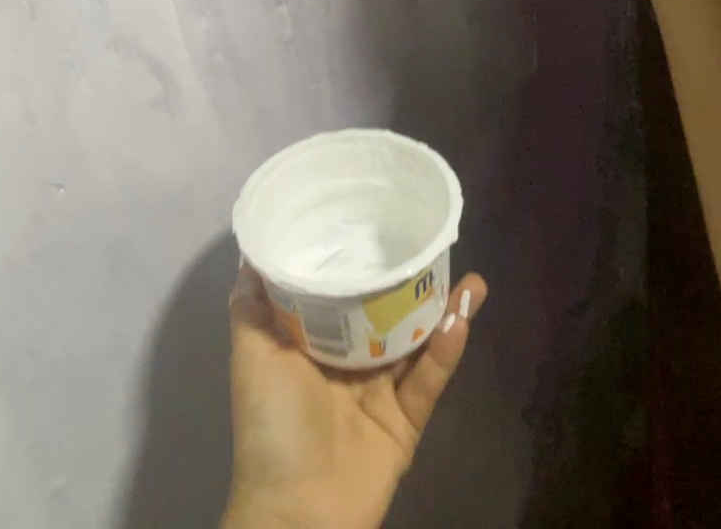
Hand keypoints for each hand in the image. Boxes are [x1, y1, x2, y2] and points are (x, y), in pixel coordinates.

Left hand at [220, 262, 486, 528]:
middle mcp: (346, 362)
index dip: (356, 261)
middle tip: (433, 247)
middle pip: (385, 313)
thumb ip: (252, 305)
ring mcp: (379, 391)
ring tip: (470, 280)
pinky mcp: (406, 421)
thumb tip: (253, 249)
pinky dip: (446, 352)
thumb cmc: (271, 424)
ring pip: (416, 342)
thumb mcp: (251, 354)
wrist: (297, 512)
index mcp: (310, 344)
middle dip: (409, 283)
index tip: (376, 221)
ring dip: (442, 311)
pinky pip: (429, 380)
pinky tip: (460, 318)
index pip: (338, 292)